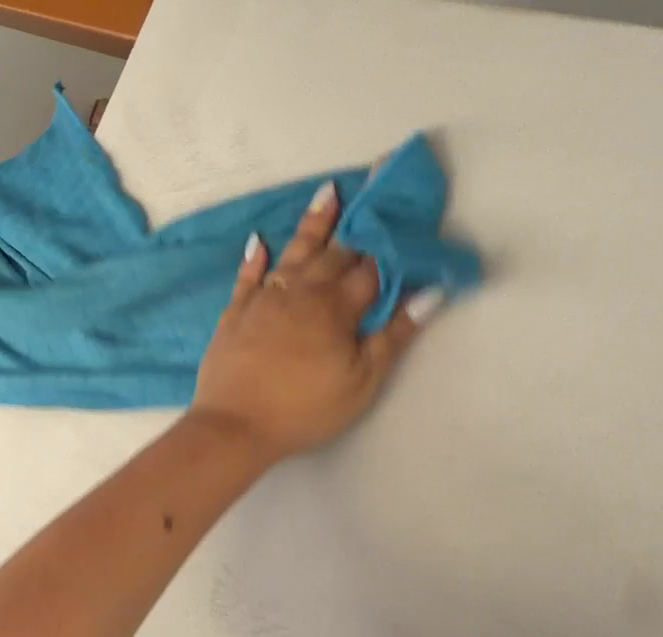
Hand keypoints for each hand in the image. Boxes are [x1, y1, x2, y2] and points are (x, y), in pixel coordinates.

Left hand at [189, 181, 442, 460]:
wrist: (232, 427)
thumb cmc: (302, 409)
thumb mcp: (361, 381)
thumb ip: (393, 335)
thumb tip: (430, 291)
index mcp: (336, 308)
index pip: (374, 268)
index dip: (394, 245)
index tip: (410, 214)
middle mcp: (299, 293)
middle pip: (335, 253)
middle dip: (360, 222)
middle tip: (376, 182)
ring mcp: (262, 302)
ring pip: (292, 255)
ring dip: (313, 224)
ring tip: (329, 193)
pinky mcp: (233, 317)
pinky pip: (246, 279)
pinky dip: (254, 258)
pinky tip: (258, 241)